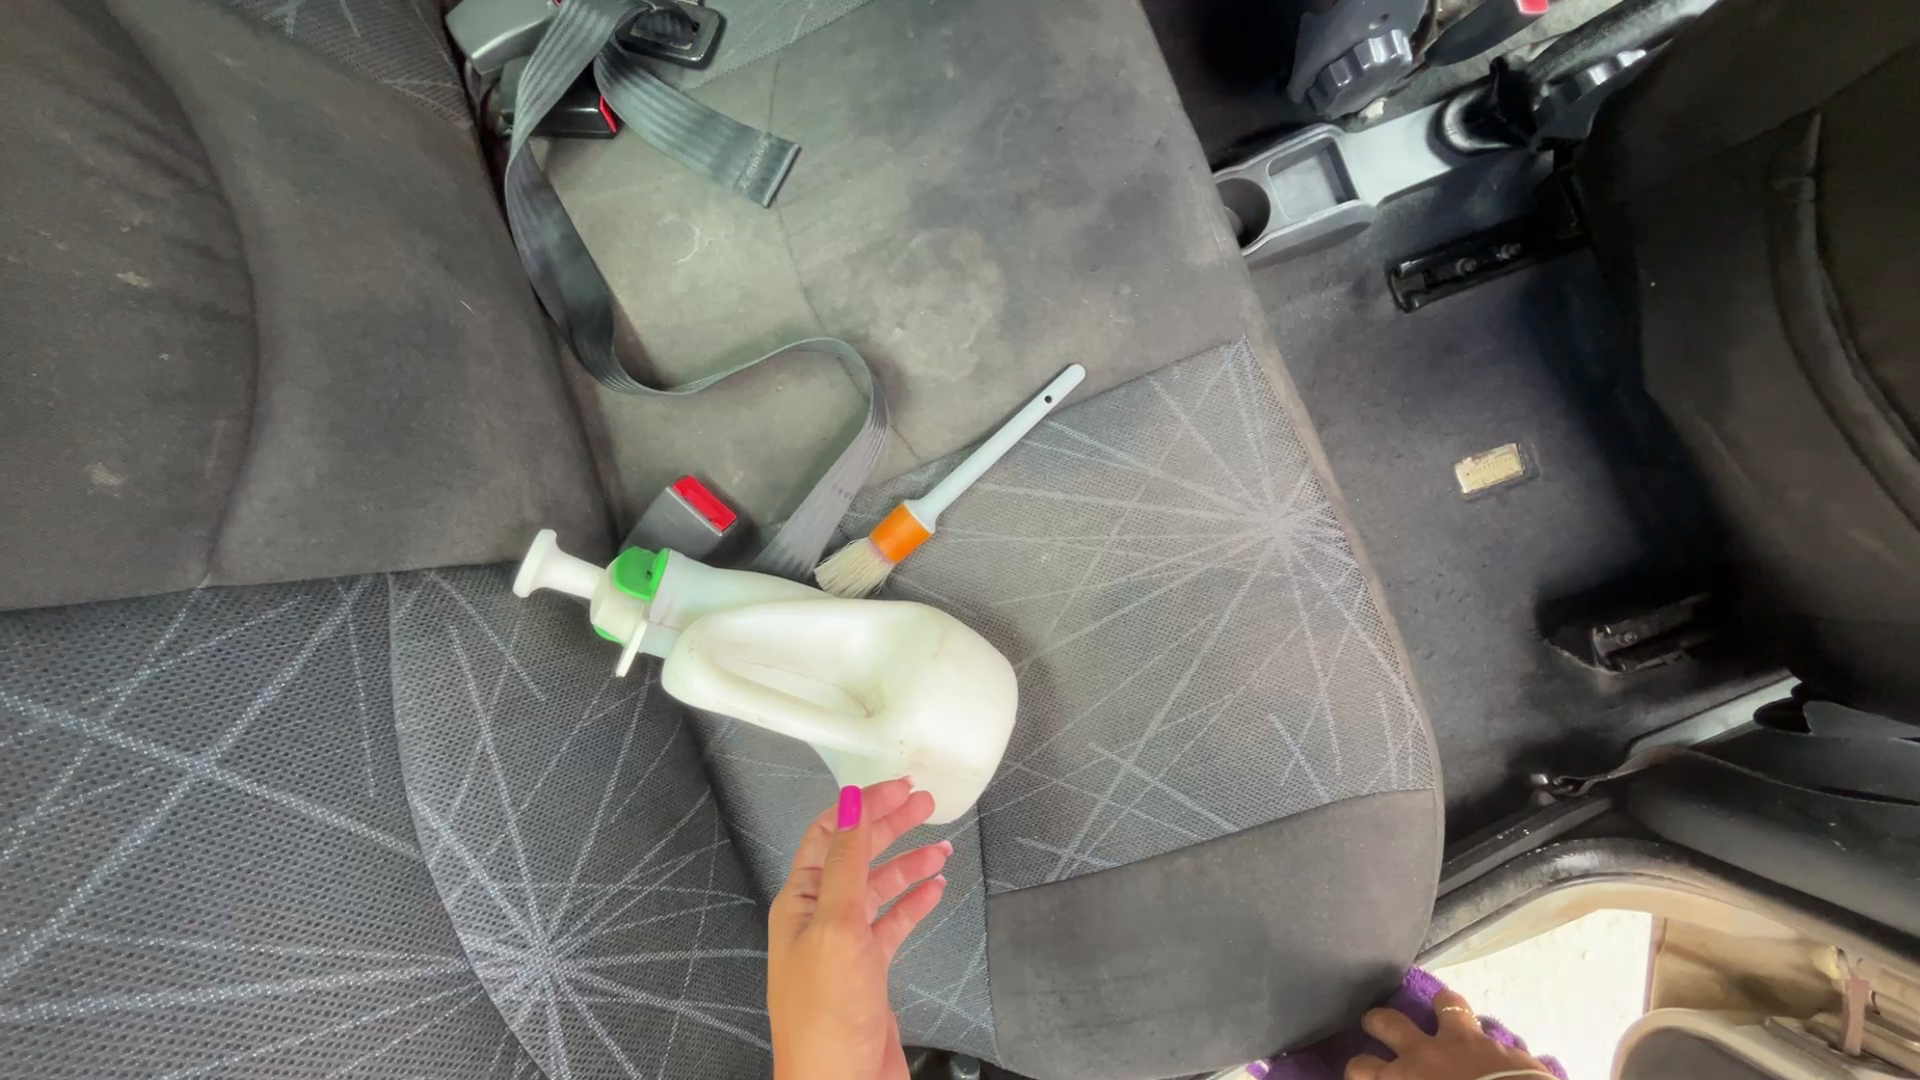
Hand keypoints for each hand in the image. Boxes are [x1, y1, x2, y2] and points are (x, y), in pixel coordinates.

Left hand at [768, 778, 951, 1079]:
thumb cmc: (828, 1011)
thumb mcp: (837, 924)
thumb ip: (846, 860)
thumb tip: (850, 800)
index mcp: (802, 899)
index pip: (832, 832)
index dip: (863, 804)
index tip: (899, 786)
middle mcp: (821, 914)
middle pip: (858, 853)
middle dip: (891, 825)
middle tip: (926, 802)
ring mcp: (846, 942)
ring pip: (880, 886)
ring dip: (909, 862)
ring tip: (943, 846)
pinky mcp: (869, 969)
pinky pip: (894, 922)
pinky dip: (915, 902)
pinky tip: (936, 889)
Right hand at [1346, 991, 1552, 1079]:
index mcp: (1404, 1079)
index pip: (1362, 1068)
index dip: (1358, 1070)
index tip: (1360, 1076)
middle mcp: (1425, 1054)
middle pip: (1388, 1022)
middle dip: (1377, 1021)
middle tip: (1374, 1024)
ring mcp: (1465, 1045)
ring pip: (1447, 1005)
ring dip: (1443, 1008)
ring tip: (1444, 1011)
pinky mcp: (1504, 1049)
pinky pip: (1495, 1038)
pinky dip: (1492, 1046)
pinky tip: (1500, 1057)